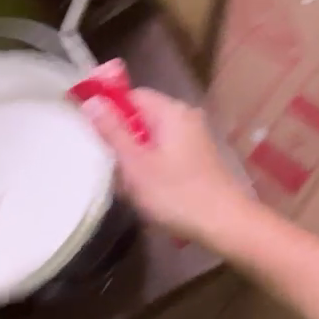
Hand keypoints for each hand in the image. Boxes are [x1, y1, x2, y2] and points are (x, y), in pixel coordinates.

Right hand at [81, 88, 254, 245]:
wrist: (226, 223)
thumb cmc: (177, 194)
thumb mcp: (136, 165)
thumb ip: (113, 131)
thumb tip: (92, 100)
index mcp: (171, 111)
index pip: (132, 95)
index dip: (110, 109)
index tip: (93, 132)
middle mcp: (185, 116)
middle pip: (141, 117)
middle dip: (122, 141)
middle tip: (113, 169)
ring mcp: (194, 136)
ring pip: (151, 138)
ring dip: (136, 159)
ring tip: (130, 186)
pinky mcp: (198, 156)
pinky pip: (165, 152)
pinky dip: (151, 167)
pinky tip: (148, 192)